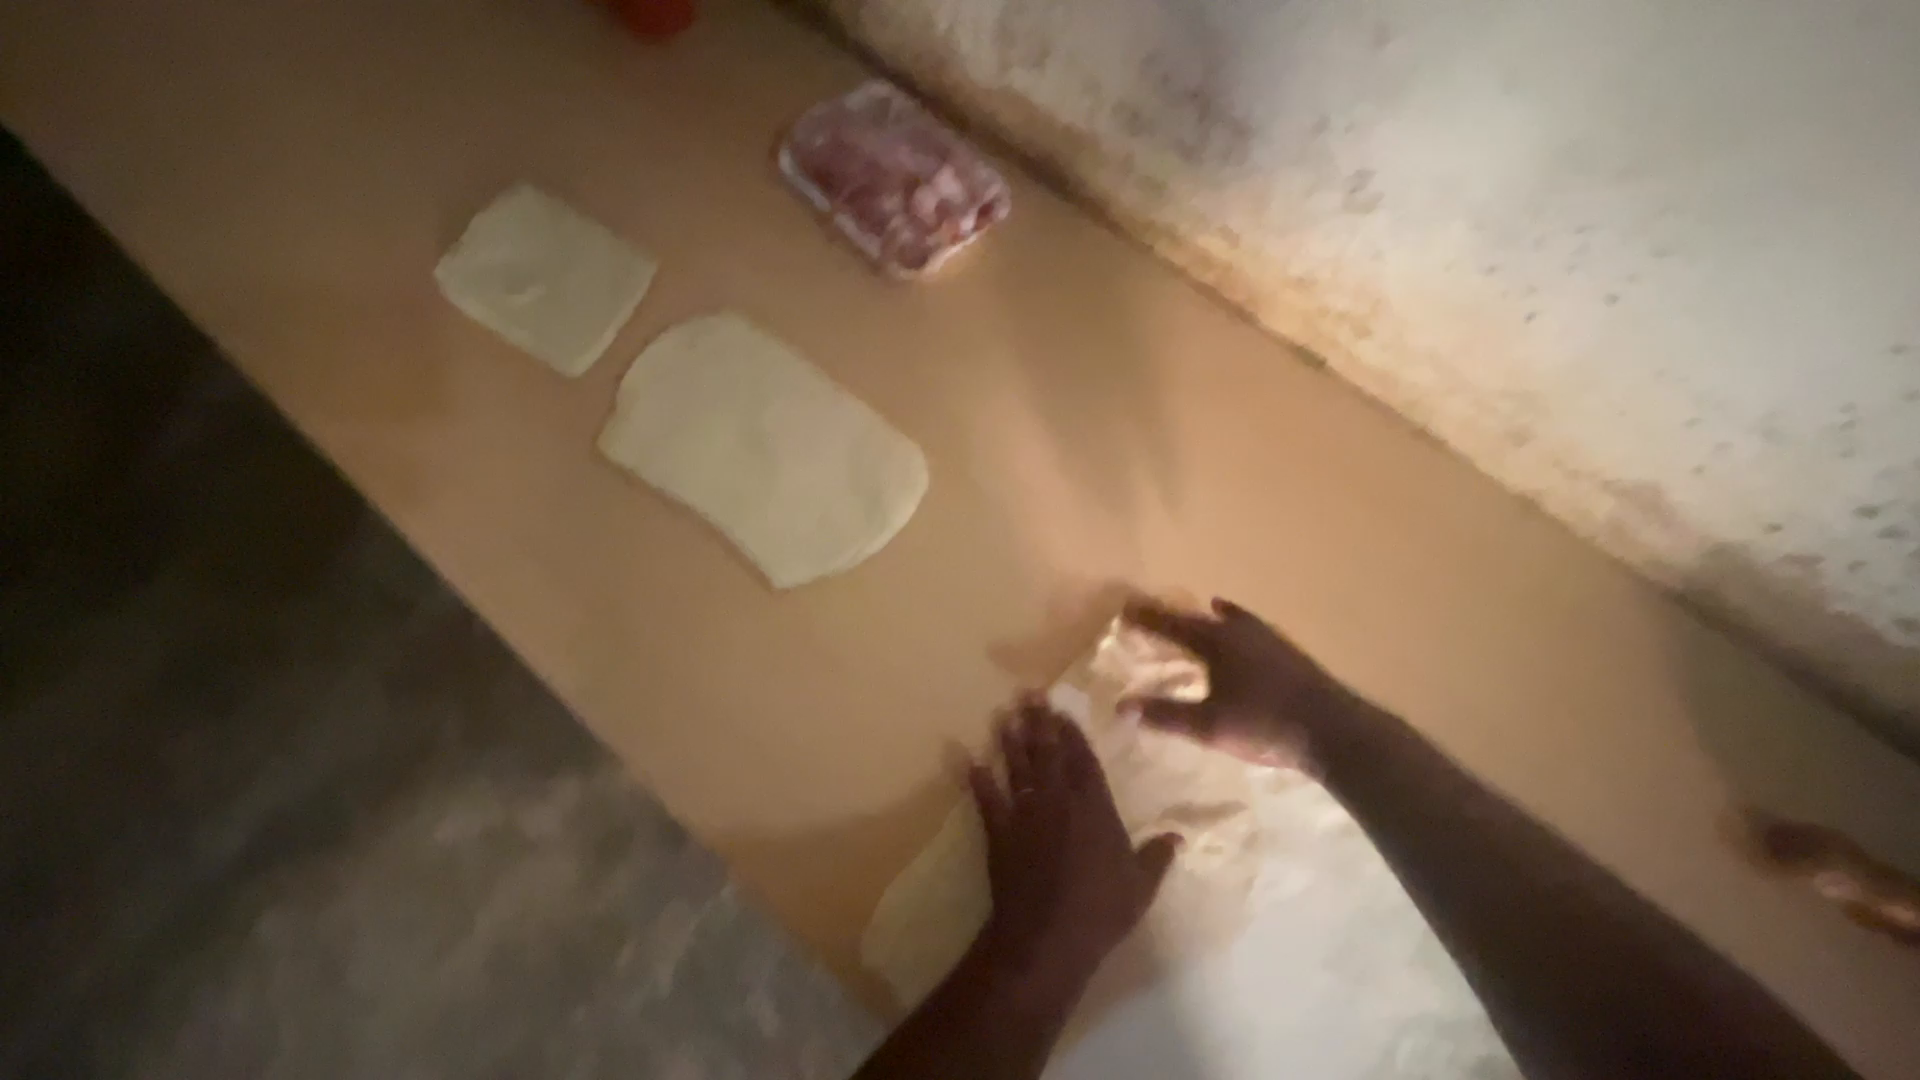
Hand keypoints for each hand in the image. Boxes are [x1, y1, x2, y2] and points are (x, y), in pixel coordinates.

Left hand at [968, 695, 1180, 986]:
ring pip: (1017, 768)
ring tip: (1003, 714)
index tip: (1061, 710)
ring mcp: (1026, 814)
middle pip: (1048, 753)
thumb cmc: (1101, 910)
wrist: (1049, 936)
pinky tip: (968, 758)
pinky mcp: (1000, 833)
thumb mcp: (1140, 886)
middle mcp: (1059, 801)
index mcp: (1094, 808)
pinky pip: (986, 799)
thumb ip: (1156, 857)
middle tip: (1027, 693)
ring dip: (1009, 740)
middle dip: (1038, 722)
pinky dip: (976, 779)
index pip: (1083, 761)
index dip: (1072, 733)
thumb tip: (1179, 836)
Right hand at [1121, 596, 1349, 767]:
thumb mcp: (1208, 725)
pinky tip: (1253, 631)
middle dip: (1177, 616)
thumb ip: (1165, 715)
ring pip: (1236, 621)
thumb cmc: (1264, 724)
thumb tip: (1121, 705)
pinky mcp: (1292, 656)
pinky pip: (1258, 630)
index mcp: (1217, 643)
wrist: (1334, 730)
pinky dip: (1246, 625)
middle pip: (1202, 619)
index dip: (1148, 619)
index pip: (1173, 626)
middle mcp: (1241, 633)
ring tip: (1211, 605)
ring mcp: (1271, 641)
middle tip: (1156, 611)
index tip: (1125, 608)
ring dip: (1216, 616)